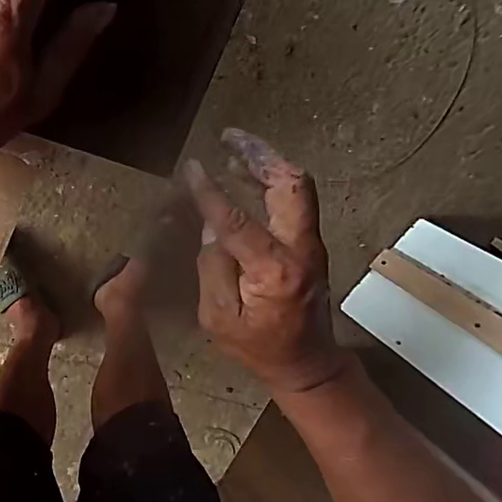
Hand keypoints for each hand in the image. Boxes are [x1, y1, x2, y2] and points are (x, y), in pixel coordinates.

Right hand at [181, 129, 350, 395]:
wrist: (309, 364)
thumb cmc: (259, 347)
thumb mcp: (218, 317)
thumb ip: (211, 268)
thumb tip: (210, 227)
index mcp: (274, 271)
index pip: (236, 220)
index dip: (209, 191)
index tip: (190, 168)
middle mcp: (301, 250)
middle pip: (291, 186)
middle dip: (260, 155)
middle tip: (228, 136)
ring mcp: (311, 246)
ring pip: (298, 187)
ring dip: (267, 162)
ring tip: (234, 147)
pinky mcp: (310, 246)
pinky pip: (294, 201)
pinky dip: (271, 179)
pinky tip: (245, 174)